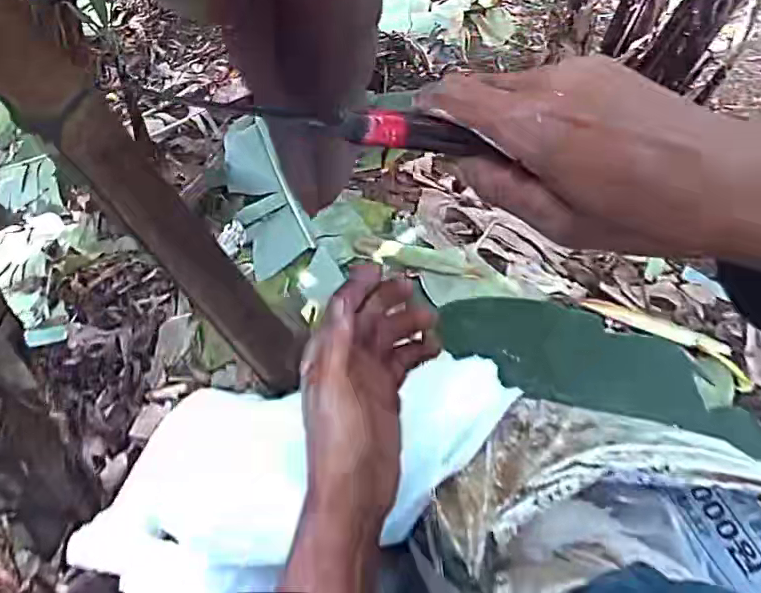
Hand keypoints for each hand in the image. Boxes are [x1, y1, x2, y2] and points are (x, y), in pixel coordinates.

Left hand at [282, 263, 437, 591]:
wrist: (355, 492)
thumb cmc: (338, 440)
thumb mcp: (332, 386)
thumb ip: (337, 343)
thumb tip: (345, 303)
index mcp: (326, 352)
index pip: (342, 309)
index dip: (358, 287)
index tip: (379, 269)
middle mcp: (346, 358)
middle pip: (368, 317)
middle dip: (387, 298)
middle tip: (412, 286)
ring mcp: (367, 375)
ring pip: (389, 337)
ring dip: (407, 323)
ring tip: (431, 316)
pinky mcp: (386, 393)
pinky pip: (403, 360)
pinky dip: (417, 349)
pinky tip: (434, 345)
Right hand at [417, 57, 760, 322]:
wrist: (743, 182)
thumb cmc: (649, 217)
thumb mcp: (564, 226)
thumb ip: (499, 189)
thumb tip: (461, 161)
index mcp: (534, 128)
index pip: (452, 96)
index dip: (424, 108)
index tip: (416, 127)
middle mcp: (547, 84)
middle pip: (477, 88)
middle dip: (467, 118)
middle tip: (493, 159)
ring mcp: (576, 67)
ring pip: (511, 85)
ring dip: (506, 113)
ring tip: (552, 155)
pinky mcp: (600, 63)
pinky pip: (545, 80)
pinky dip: (539, 104)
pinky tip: (581, 136)